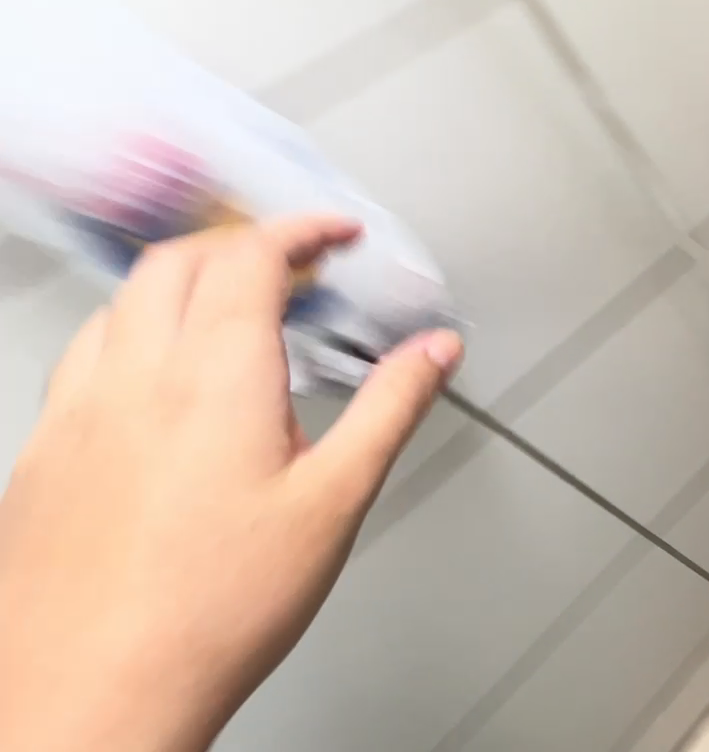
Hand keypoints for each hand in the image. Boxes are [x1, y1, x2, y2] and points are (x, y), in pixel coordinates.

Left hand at [0, 216, 462, 751]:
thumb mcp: (341, 494)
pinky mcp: (46, 458)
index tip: (339, 231)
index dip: (300, 229)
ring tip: (252, 301)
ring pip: (122, 303)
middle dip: (246, 241)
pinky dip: (147, 325)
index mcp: (211, 383)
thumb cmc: (217, 604)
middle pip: (174, 264)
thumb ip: (393, 404)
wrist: (90, 704)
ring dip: (191, 277)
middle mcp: (130, 386)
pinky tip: (185, 372)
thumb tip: (437, 349)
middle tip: (305, 256)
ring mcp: (74, 420)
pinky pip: (91, 353)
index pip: (247, 260)